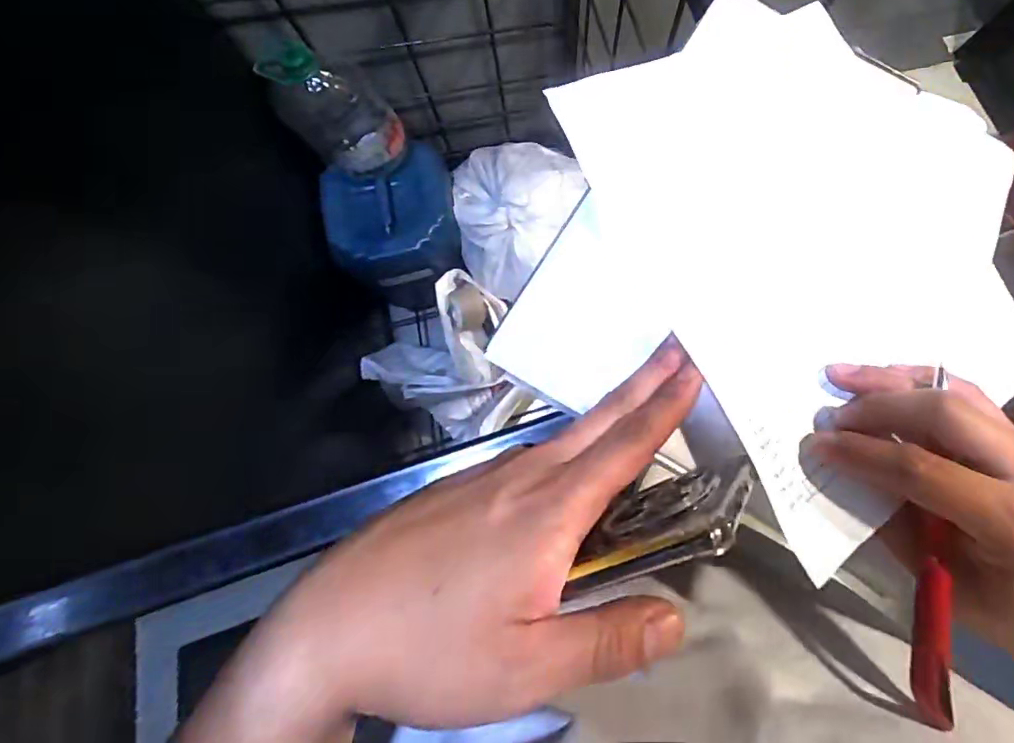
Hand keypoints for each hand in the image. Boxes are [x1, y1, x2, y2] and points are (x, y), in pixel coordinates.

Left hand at [181, 340, 704, 741]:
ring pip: (568, 436)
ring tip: (640, 394)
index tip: (693, 368)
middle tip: (677, 345)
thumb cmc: (428, 650)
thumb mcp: (524, 667)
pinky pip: (533, 455)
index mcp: (552, 511)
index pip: (625, 448)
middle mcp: (527, 477)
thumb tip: (675, 622)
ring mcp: (490, 476)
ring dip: (612, 407)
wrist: (321, 631)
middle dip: (646, 379)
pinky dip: (572, 440)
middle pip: (601, 419)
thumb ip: (606, 641)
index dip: (665, 407)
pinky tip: (568, 461)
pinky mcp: (463, 486)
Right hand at [809, 367, 1013, 742]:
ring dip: (897, 378)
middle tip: (833, 405)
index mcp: (1011, 518)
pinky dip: (922, 385)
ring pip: (956, 390)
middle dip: (879, 402)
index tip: (820, 444)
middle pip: (942, 411)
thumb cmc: (1012, 618)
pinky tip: (890, 382)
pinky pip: (967, 396)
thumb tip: (846, 470)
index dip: (864, 453)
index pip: (921, 468)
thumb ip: (895, 521)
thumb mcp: (944, 582)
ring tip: (849, 374)